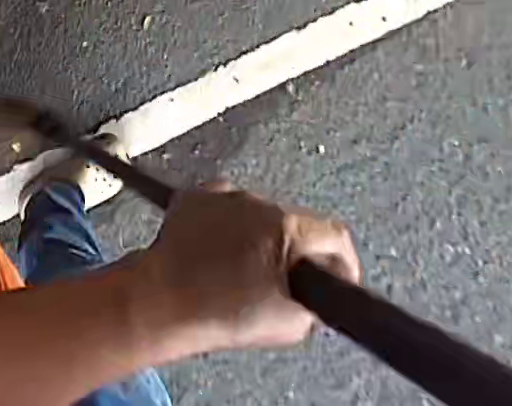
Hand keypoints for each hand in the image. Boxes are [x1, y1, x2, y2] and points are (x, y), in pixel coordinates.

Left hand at [135, 182, 360, 354]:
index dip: (342, 261)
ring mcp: (218, 195)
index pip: (335, 233)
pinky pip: (223, 203)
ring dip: (260, 232)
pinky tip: (222, 245)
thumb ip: (318, 290)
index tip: (338, 275)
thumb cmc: (225, 309)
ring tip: (247, 263)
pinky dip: (228, 220)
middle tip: (286, 275)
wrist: (170, 295)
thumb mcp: (299, 318)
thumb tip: (318, 282)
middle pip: (293, 220)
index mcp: (284, 227)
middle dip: (296, 248)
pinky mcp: (192, 195)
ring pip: (256, 211)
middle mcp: (251, 202)